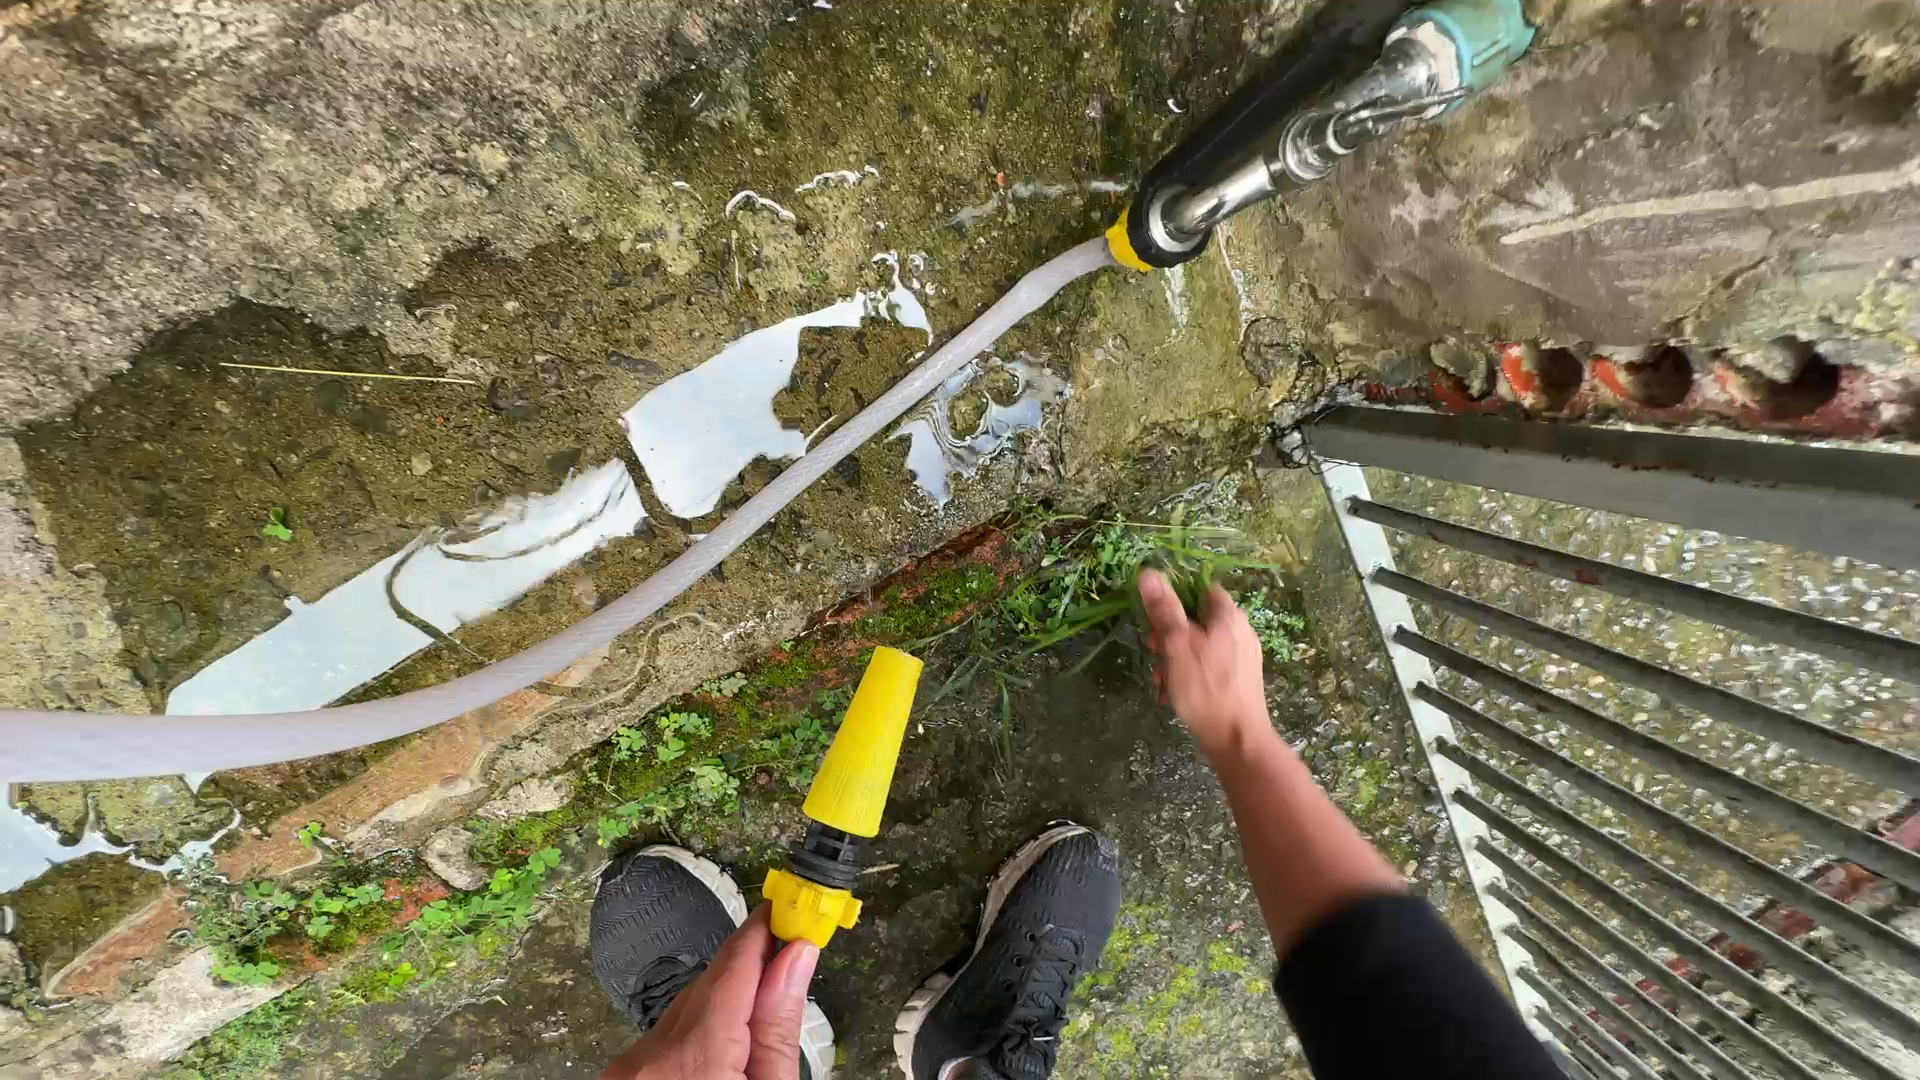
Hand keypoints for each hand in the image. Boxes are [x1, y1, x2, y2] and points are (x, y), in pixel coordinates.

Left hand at [600, 906, 819, 1079]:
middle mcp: (646, 1057)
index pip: (736, 960)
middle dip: (754, 967)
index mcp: (692, 1058)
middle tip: (796, 957)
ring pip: (687, 1008)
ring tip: (763, 1019)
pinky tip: (725, 1051)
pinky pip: (666, 1038)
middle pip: (711, 982)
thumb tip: (797, 953)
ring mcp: (623, 1073)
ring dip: (726, 1000)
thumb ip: (778, 1026)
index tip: (796, 905)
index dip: (769, 925)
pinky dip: (700, 1030)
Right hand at [1138, 569, 1269, 758]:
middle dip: (1170, 634)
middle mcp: (1241, 631)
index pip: (1200, 589)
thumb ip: (1163, 609)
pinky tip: (1176, 692)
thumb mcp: (1176, 644)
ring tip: (1162, 679)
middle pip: (1197, 619)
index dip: (1175, 599)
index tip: (1156, 618)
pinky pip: (1210, 664)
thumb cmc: (1205, 687)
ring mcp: (1244, 656)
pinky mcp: (1242, 679)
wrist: (1237, 740)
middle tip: (1154, 653)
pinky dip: (1191, 673)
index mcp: (1229, 616)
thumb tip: (1149, 573)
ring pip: (1200, 644)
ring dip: (1176, 657)